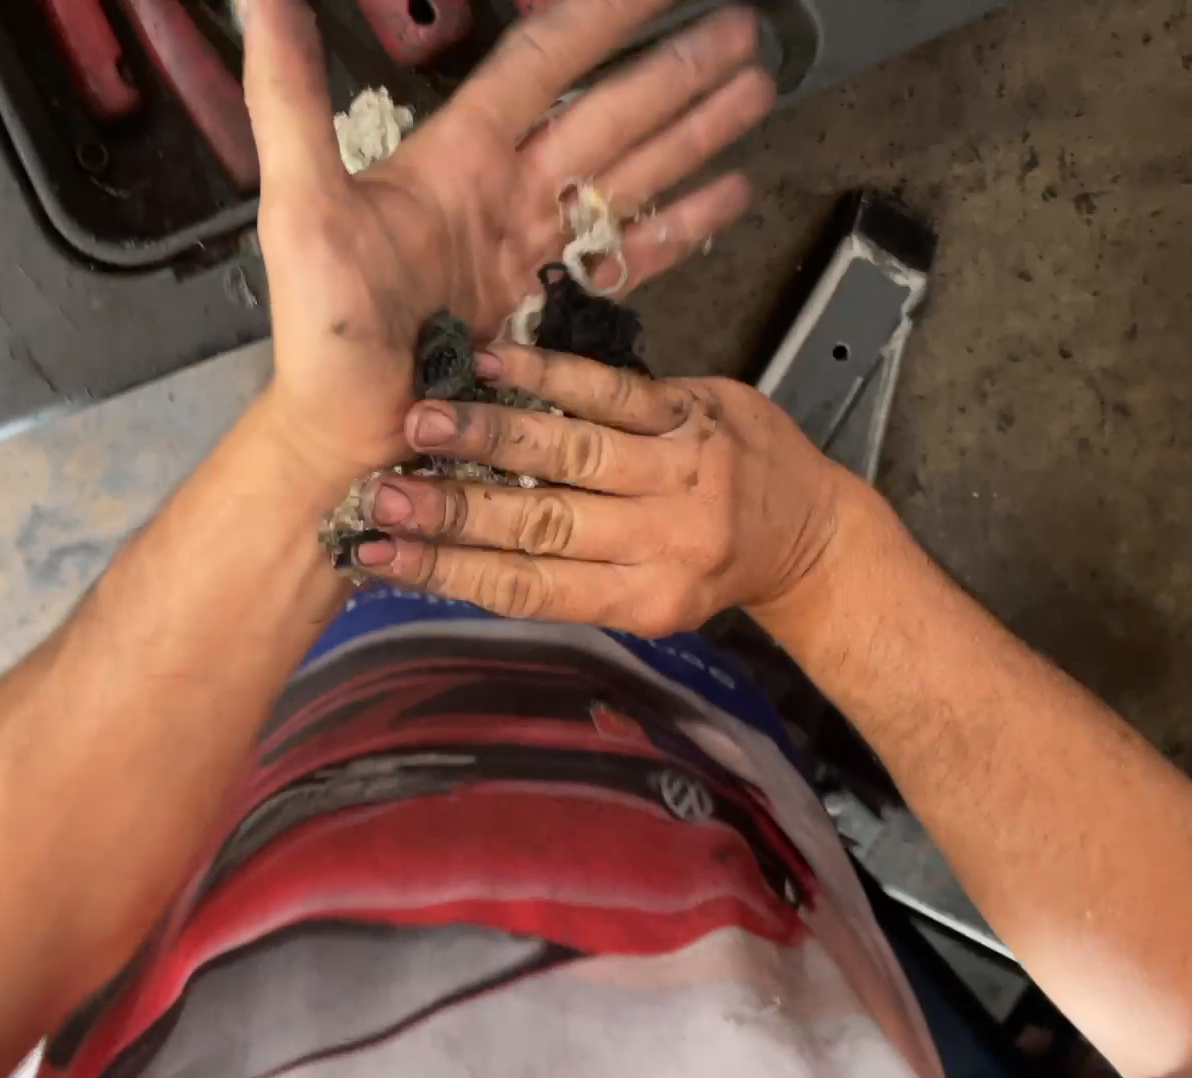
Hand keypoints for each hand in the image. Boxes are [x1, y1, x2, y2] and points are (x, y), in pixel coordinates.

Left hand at [241, 0, 775, 475]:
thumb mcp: (300, 212)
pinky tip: (722, 200)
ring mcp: (529, 254)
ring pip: (625, 178)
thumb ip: (289, 104)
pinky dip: (673, 229)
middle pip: (605, 115)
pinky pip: (623, 259)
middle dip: (674, 73)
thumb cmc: (321, 333)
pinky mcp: (545, 308)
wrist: (346, 429)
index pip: (540, 64)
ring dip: (690, 135)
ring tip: (754, 93)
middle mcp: (501, 197)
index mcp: (454, 162)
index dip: (600, 16)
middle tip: (744, 33)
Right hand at [345, 343, 863, 636]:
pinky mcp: (692, 410)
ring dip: (489, 436)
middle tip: (381, 492)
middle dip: (451, 509)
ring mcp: (680, 468)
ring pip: (570, 451)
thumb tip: (456, 550)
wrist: (810, 532)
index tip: (382, 555)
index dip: (447, 571)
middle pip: (539, 524)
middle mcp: (662, 540)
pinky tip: (490, 362)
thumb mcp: (642, 600)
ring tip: (422, 422)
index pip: (525, 587)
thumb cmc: (708, 572)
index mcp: (640, 601)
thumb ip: (562, 575)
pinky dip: (548, 374)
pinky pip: (611, 389)